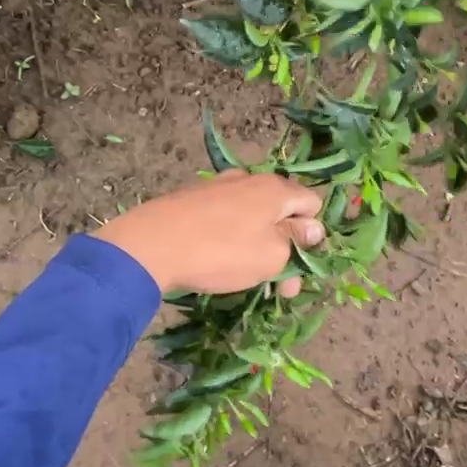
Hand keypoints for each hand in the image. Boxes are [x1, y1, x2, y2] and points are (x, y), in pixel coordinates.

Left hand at [95, 170, 324, 294]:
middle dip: (286, 246)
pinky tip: (219, 261)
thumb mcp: (272, 255)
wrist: (152, 244)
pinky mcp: (193, 199)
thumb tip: (313, 228)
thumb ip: (297, 241)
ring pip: (252, 215)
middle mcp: (249, 179)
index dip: (314, 233)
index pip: (312, 202)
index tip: (302, 263)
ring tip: (249, 278)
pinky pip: (226, 217)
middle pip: (281, 210)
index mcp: (275, 188)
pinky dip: (231, 237)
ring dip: (259, 244)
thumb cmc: (222, 251)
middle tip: (280, 286)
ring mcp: (218, 187)